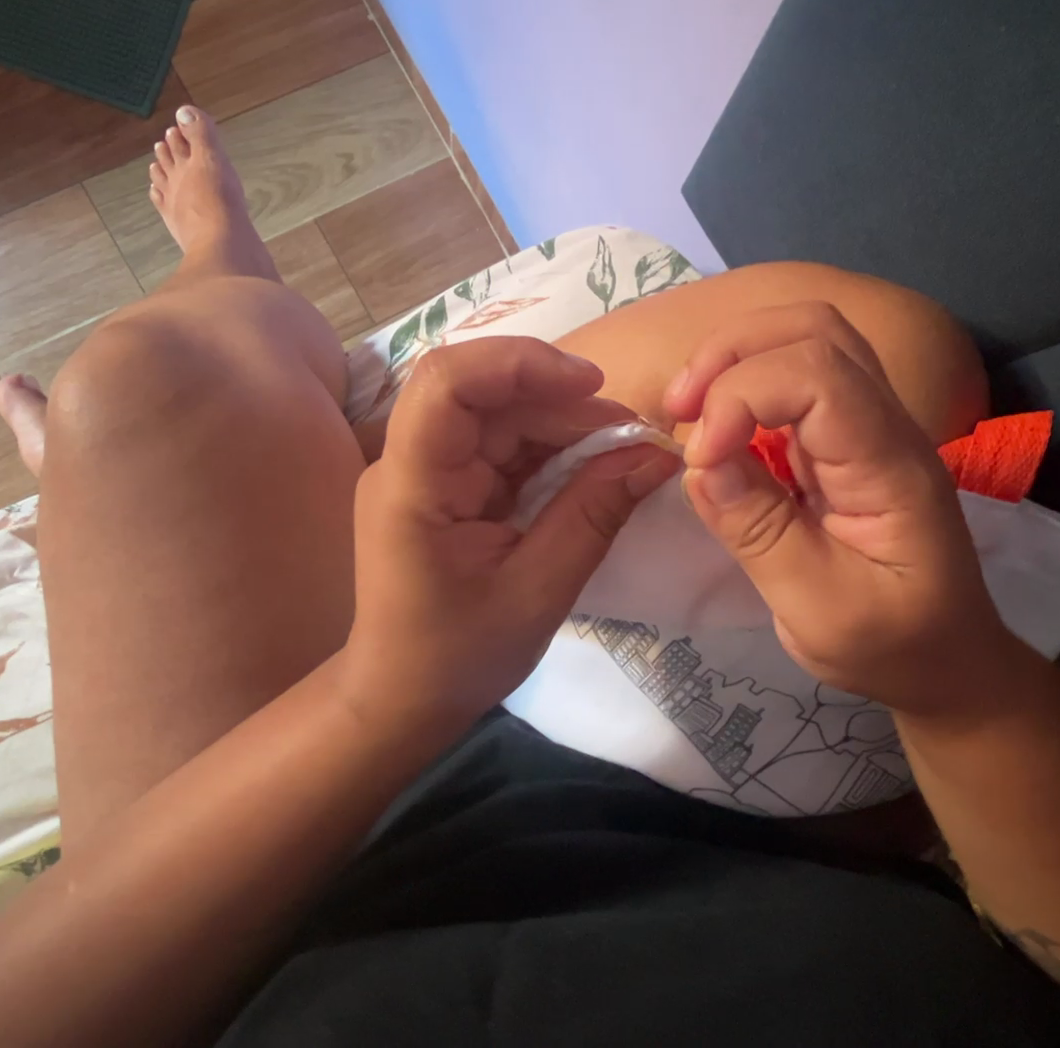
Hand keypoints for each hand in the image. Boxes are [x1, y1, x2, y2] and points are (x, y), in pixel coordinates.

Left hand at [347, 337, 681, 722]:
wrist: (403, 696)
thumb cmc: (459, 655)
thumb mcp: (538, 591)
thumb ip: (593, 516)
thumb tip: (655, 456)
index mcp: (412, 484)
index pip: (448, 383)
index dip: (520, 363)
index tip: (592, 385)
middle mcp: (410, 461)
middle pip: (487, 395)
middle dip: (564, 405)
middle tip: (635, 439)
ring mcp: (428, 470)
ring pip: (502, 415)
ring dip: (566, 427)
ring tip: (625, 455)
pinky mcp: (449, 484)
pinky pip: (505, 447)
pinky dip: (553, 453)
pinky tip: (592, 473)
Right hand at [663, 303, 1018, 709]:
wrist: (945, 662)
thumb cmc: (890, 646)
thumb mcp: (818, 609)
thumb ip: (759, 533)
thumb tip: (699, 465)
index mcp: (889, 465)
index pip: (817, 374)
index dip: (741, 395)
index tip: (698, 459)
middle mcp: (884, 427)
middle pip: (815, 329)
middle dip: (732, 352)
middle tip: (680, 409)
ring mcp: (865, 430)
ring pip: (805, 343)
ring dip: (735, 362)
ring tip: (689, 413)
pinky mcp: (842, 444)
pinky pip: (794, 384)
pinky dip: (742, 389)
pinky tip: (714, 430)